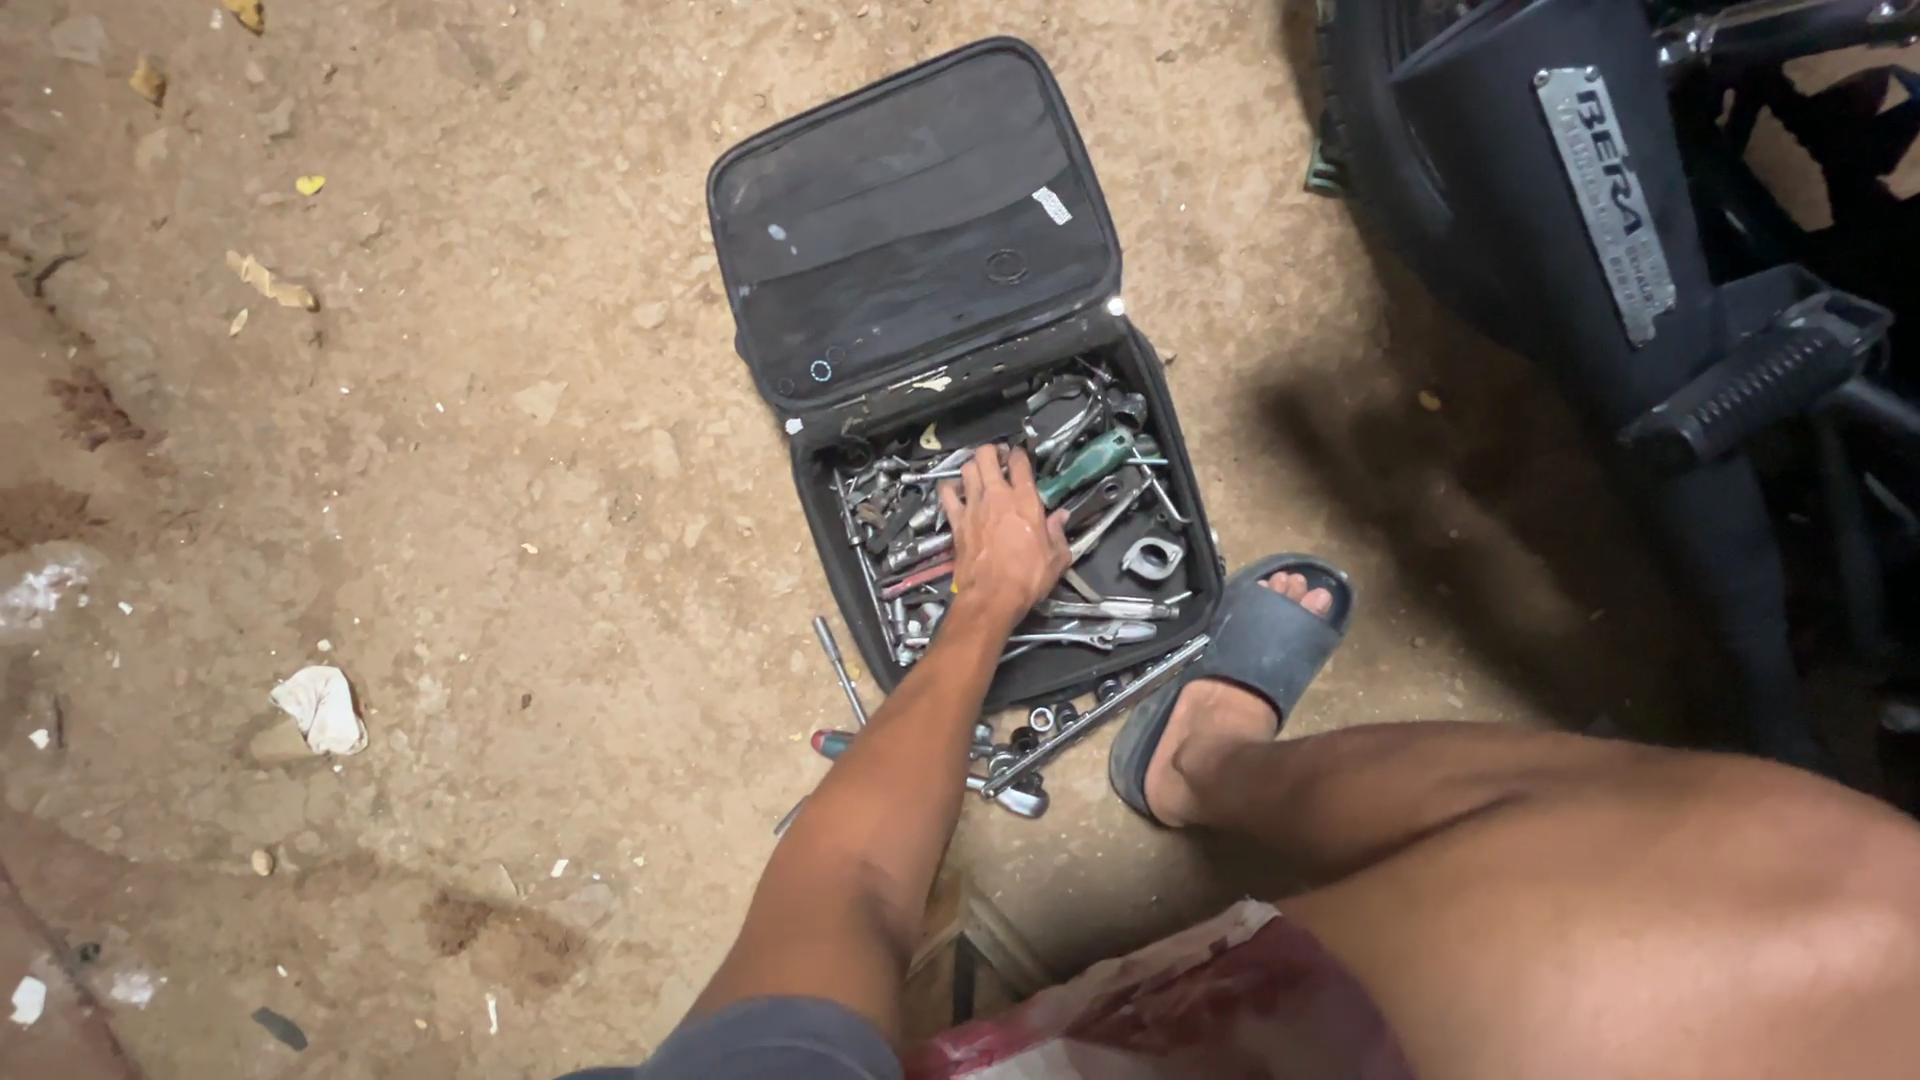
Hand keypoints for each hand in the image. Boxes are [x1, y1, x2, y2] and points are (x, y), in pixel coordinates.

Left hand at [937, 445, 1070, 629]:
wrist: (992, 597)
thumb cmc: (1027, 578)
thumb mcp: (1056, 558)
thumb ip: (1058, 533)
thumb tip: (1061, 517)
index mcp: (1025, 500)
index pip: (1020, 461)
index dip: (1019, 453)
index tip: (1020, 457)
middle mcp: (997, 496)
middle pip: (987, 455)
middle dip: (992, 451)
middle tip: (997, 459)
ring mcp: (973, 506)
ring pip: (966, 469)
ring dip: (972, 467)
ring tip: (979, 473)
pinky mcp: (956, 521)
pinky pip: (946, 494)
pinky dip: (949, 488)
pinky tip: (955, 491)